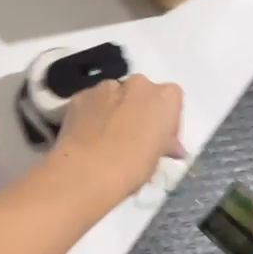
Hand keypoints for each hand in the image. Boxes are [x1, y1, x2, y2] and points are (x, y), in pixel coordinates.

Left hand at [49, 75, 183, 203]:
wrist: (87, 170)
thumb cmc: (133, 166)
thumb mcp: (157, 159)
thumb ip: (165, 144)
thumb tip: (173, 148)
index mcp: (164, 97)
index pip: (172, 101)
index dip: (166, 121)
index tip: (159, 140)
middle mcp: (137, 83)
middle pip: (141, 94)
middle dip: (138, 111)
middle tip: (132, 138)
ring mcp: (105, 87)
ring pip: (114, 95)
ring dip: (113, 110)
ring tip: (105, 138)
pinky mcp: (79, 96)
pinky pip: (91, 103)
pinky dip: (91, 115)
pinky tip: (86, 136)